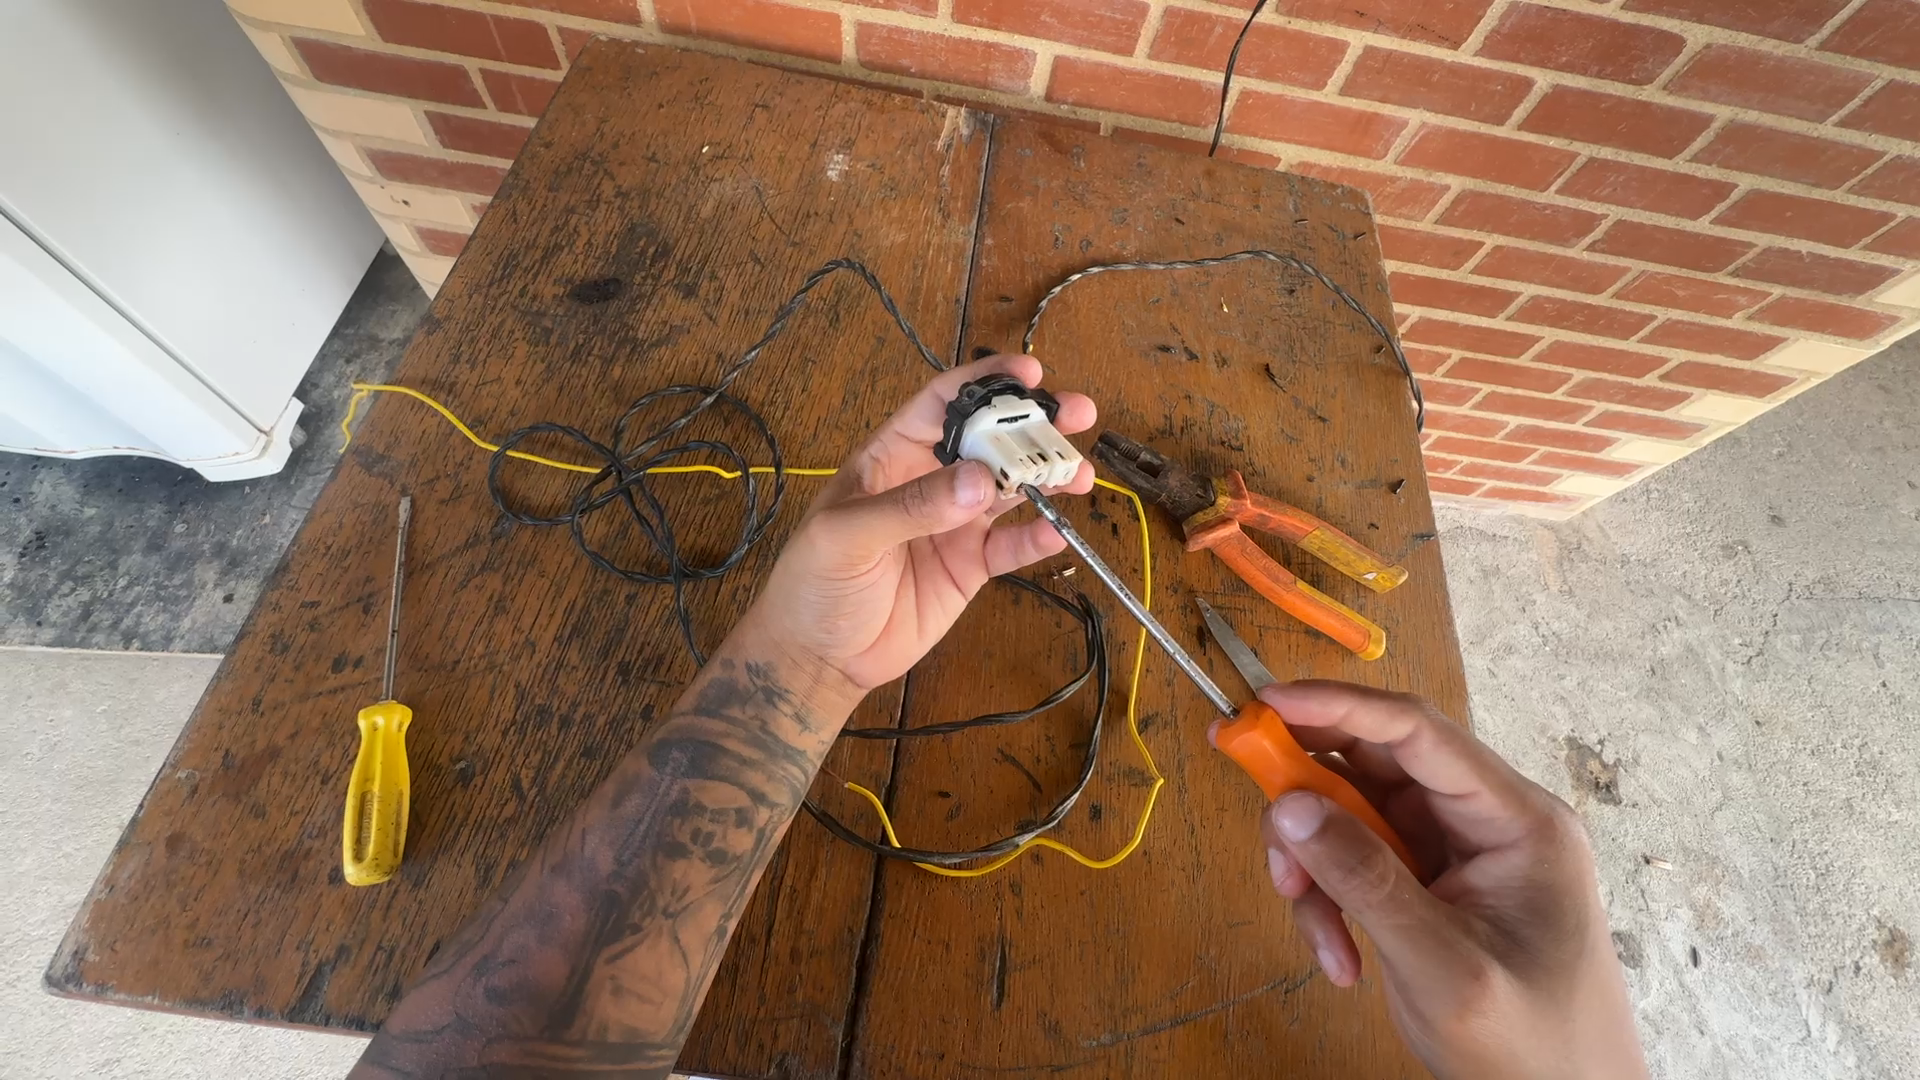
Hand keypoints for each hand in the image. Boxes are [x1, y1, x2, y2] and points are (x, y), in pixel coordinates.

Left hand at [736, 355, 1094, 695]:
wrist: (821, 655)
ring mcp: (954, 524)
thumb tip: (981, 481)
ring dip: (1047, 477)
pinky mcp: (971, 566)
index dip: (984, 383)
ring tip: (1081, 473)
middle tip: (1078, 414)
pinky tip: (1057, 531)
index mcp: (893, 457)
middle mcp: (931, 482)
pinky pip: (1010, 547)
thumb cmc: (815, 582)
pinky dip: (1036, 539)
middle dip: (1033, 424)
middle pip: (990, 441)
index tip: (1028, 374)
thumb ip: (910, 506)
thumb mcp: (847, 535)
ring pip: (1011, 490)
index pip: (942, 405)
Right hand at [1241, 681, 1646, 1079]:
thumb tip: (1286, 804)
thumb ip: (1364, 879)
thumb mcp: (1442, 966)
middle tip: (1260, 806)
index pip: (1414, 730)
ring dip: (1310, 858)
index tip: (1264, 702)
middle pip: (1367, 764)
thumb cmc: (1532, 1049)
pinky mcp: (1414, 873)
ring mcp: (1442, 844)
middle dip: (1307, 792)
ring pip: (1342, 809)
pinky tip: (1336, 951)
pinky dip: (1322, 893)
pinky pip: (1343, 854)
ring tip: (1308, 917)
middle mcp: (1475, 816)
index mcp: (1512, 818)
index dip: (1337, 704)